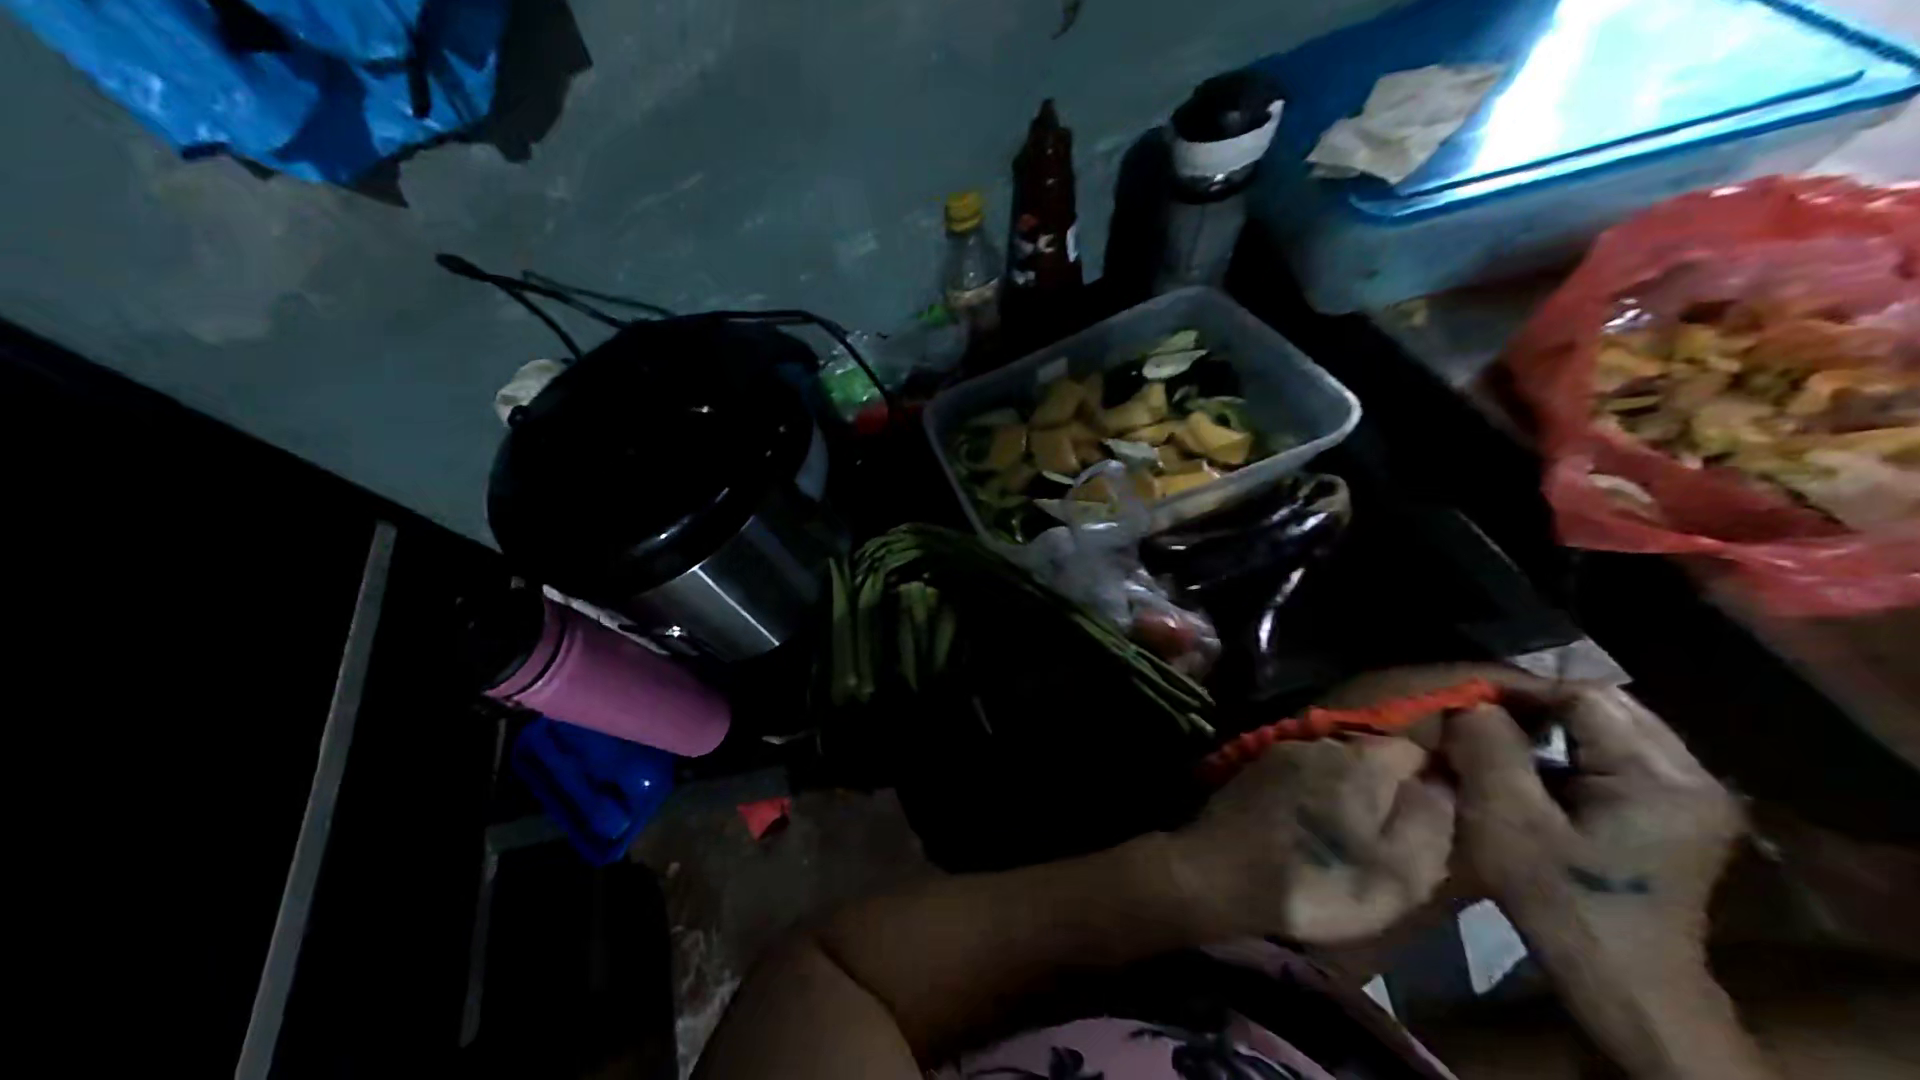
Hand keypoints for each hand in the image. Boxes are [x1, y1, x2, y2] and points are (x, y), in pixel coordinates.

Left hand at [1173, 735, 1455, 943]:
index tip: (1426, 821)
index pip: (1415, 751)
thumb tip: (1441, 782)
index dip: (1428, 784)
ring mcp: (1279, 751)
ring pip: (1331, 766)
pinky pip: (1298, 775)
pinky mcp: (1251, 768)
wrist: (1220, 876)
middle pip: (1370, 757)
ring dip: (1342, 794)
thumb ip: (1431, 820)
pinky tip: (1303, 829)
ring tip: (1340, 838)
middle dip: (1383, 790)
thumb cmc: (1319, 881)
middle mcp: (1320, 742)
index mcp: (1363, 759)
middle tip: (1383, 839)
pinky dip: (1309, 797)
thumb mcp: (1401, 871)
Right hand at [1446, 689, 1742, 954]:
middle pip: (1605, 705)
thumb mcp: (1507, 821)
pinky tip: (1538, 770)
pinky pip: (1620, 753)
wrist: (1625, 981)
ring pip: (1612, 726)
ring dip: (1553, 728)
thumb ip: (1487, 749)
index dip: (1519, 690)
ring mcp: (1697, 793)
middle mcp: (1694, 775)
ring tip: (1502, 742)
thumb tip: (1469, 701)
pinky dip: (1572, 750)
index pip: (1584, 696)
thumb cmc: (1562, 900)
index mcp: (1661, 777)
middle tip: (1480, 719)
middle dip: (1536, 706)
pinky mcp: (1683, 810)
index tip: (1466, 701)